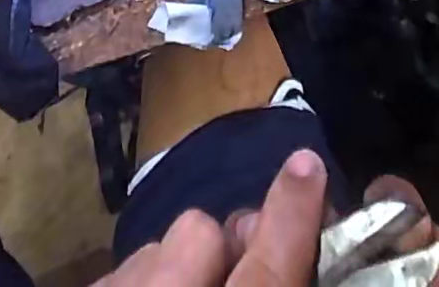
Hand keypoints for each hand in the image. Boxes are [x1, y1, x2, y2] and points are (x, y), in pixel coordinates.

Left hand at [96, 151, 438, 286]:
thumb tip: (301, 272)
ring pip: (163, 241)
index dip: (291, 217)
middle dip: (231, 246)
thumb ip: (268, 278)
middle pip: (205, 233)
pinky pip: (129, 264)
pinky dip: (147, 280)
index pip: (265, 273)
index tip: (308, 163)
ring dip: (183, 265)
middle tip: (239, 278)